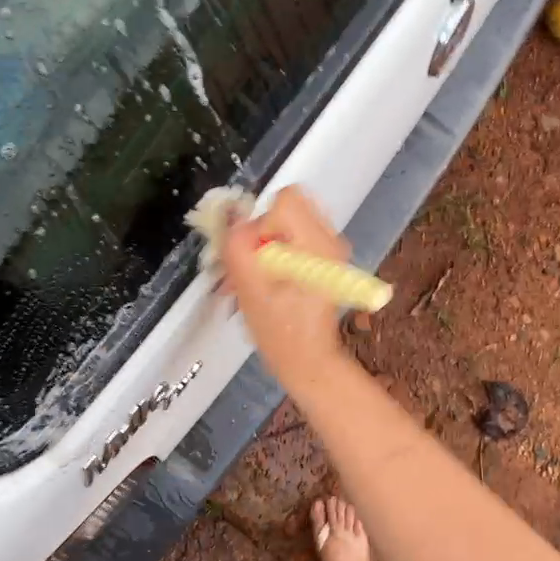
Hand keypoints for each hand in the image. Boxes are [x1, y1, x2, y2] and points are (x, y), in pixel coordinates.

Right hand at [223, 186, 353, 393]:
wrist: (307, 361)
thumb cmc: (280, 332)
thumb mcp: (250, 289)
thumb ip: (238, 246)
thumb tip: (229, 212)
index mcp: (317, 243)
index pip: (285, 199)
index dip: (260, 223)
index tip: (254, 256)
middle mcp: (330, 240)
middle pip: (286, 209)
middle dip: (260, 234)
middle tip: (250, 268)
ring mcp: (329, 251)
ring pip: (287, 224)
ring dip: (263, 247)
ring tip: (252, 280)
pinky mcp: (323, 262)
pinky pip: (294, 241)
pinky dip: (274, 256)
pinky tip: (264, 283)